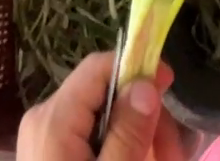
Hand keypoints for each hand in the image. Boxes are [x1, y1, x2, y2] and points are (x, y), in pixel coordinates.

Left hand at [17, 52, 182, 160]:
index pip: (97, 68)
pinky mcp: (52, 158)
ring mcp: (45, 140)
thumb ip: (128, 133)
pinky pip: (92, 141)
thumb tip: (145, 82)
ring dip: (139, 141)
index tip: (172, 86)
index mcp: (53, 118)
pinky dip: (120, 153)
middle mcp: (45, 119)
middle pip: (105, 95)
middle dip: (145, 120)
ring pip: (104, 120)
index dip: (136, 69)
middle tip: (175, 157)